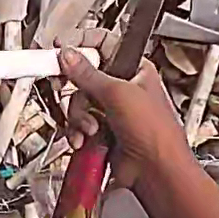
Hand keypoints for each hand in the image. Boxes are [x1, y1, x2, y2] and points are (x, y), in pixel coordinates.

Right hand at [57, 28, 193, 192]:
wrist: (156, 173)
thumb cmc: (155, 133)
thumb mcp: (118, 94)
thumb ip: (88, 74)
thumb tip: (68, 54)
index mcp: (134, 69)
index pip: (103, 45)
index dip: (81, 44)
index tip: (62, 47)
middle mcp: (122, 88)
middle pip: (83, 76)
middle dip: (75, 89)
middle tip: (64, 86)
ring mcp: (110, 111)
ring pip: (77, 102)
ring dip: (78, 117)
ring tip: (91, 127)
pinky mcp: (101, 132)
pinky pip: (76, 124)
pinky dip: (77, 132)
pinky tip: (86, 139)